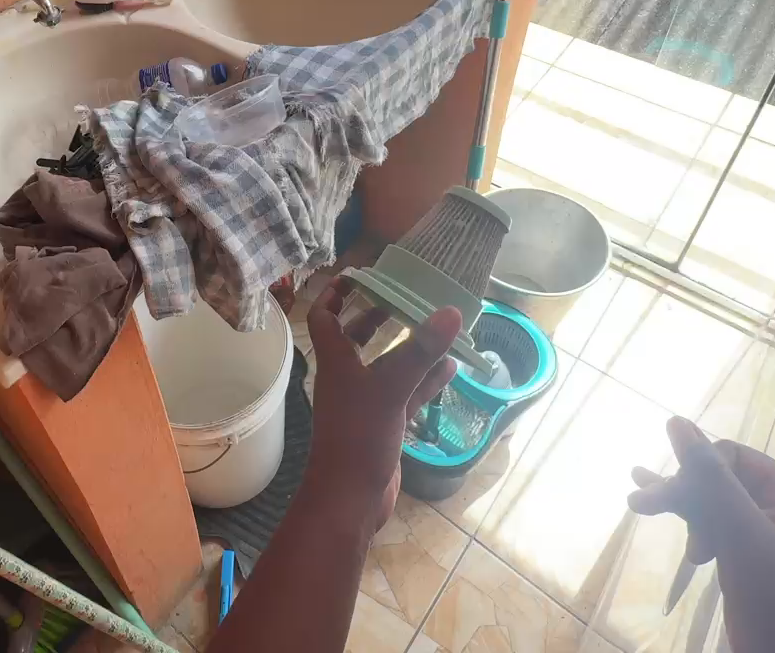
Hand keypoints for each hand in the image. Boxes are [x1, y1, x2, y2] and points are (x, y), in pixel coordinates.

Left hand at [304, 277, 462, 534]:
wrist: (350, 499)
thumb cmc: (358, 435)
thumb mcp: (390, 388)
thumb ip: (419, 351)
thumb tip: (450, 311)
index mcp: (335, 361)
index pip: (324, 317)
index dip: (334, 294)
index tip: (355, 275)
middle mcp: (346, 376)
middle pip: (354, 337)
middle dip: (374, 315)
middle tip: (401, 295)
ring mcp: (366, 400)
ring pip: (386, 364)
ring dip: (406, 346)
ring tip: (433, 325)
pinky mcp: (384, 423)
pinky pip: (406, 391)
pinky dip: (425, 378)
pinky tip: (450, 367)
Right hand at [628, 417, 774, 652]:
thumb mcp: (744, 537)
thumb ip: (711, 479)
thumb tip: (677, 422)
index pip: (734, 459)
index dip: (696, 471)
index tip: (666, 496)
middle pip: (720, 480)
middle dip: (681, 489)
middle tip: (639, 501)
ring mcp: (768, 541)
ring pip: (713, 504)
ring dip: (678, 504)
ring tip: (636, 499)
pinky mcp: (751, 564)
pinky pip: (715, 529)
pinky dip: (689, 525)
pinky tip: (661, 515)